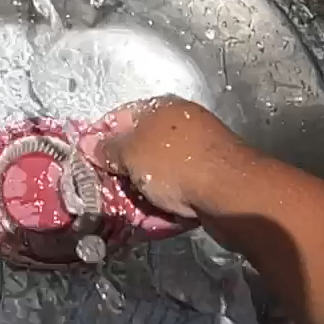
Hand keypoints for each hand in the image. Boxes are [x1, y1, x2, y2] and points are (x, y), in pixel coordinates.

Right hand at [79, 96, 255, 219]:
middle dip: (125, 168)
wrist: (234, 196)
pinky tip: (159, 216)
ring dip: (147, 189)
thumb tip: (89, 145)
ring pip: (162, 170)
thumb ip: (107, 149)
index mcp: (161, 107)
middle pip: (142, 145)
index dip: (103, 138)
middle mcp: (181, 124)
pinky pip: (182, 189)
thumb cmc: (176, 163)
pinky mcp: (215, 180)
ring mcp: (201, 152)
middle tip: (112, 188)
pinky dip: (169, 201)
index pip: (121, 117)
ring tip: (134, 208)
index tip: (93, 160)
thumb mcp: (131, 154)